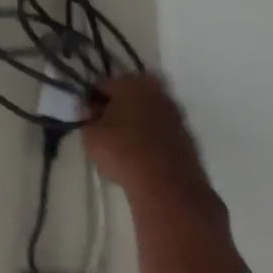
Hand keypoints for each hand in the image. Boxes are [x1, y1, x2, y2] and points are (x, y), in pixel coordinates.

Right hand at [82, 74, 214, 202]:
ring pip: (146, 114)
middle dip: (116, 107)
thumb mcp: (89, 133)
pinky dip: (149, 138)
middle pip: (129, 96)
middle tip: (103, 125)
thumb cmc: (122, 151)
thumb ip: (88, 117)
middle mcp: (156, 94)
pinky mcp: (188, 140)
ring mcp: (176, 117)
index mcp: (131, 85)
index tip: (85, 114)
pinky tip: (138, 155)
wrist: (169, 188)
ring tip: (120, 142)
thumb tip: (92, 111)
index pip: (102, 84)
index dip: (91, 99)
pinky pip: (159, 132)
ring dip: (134, 122)